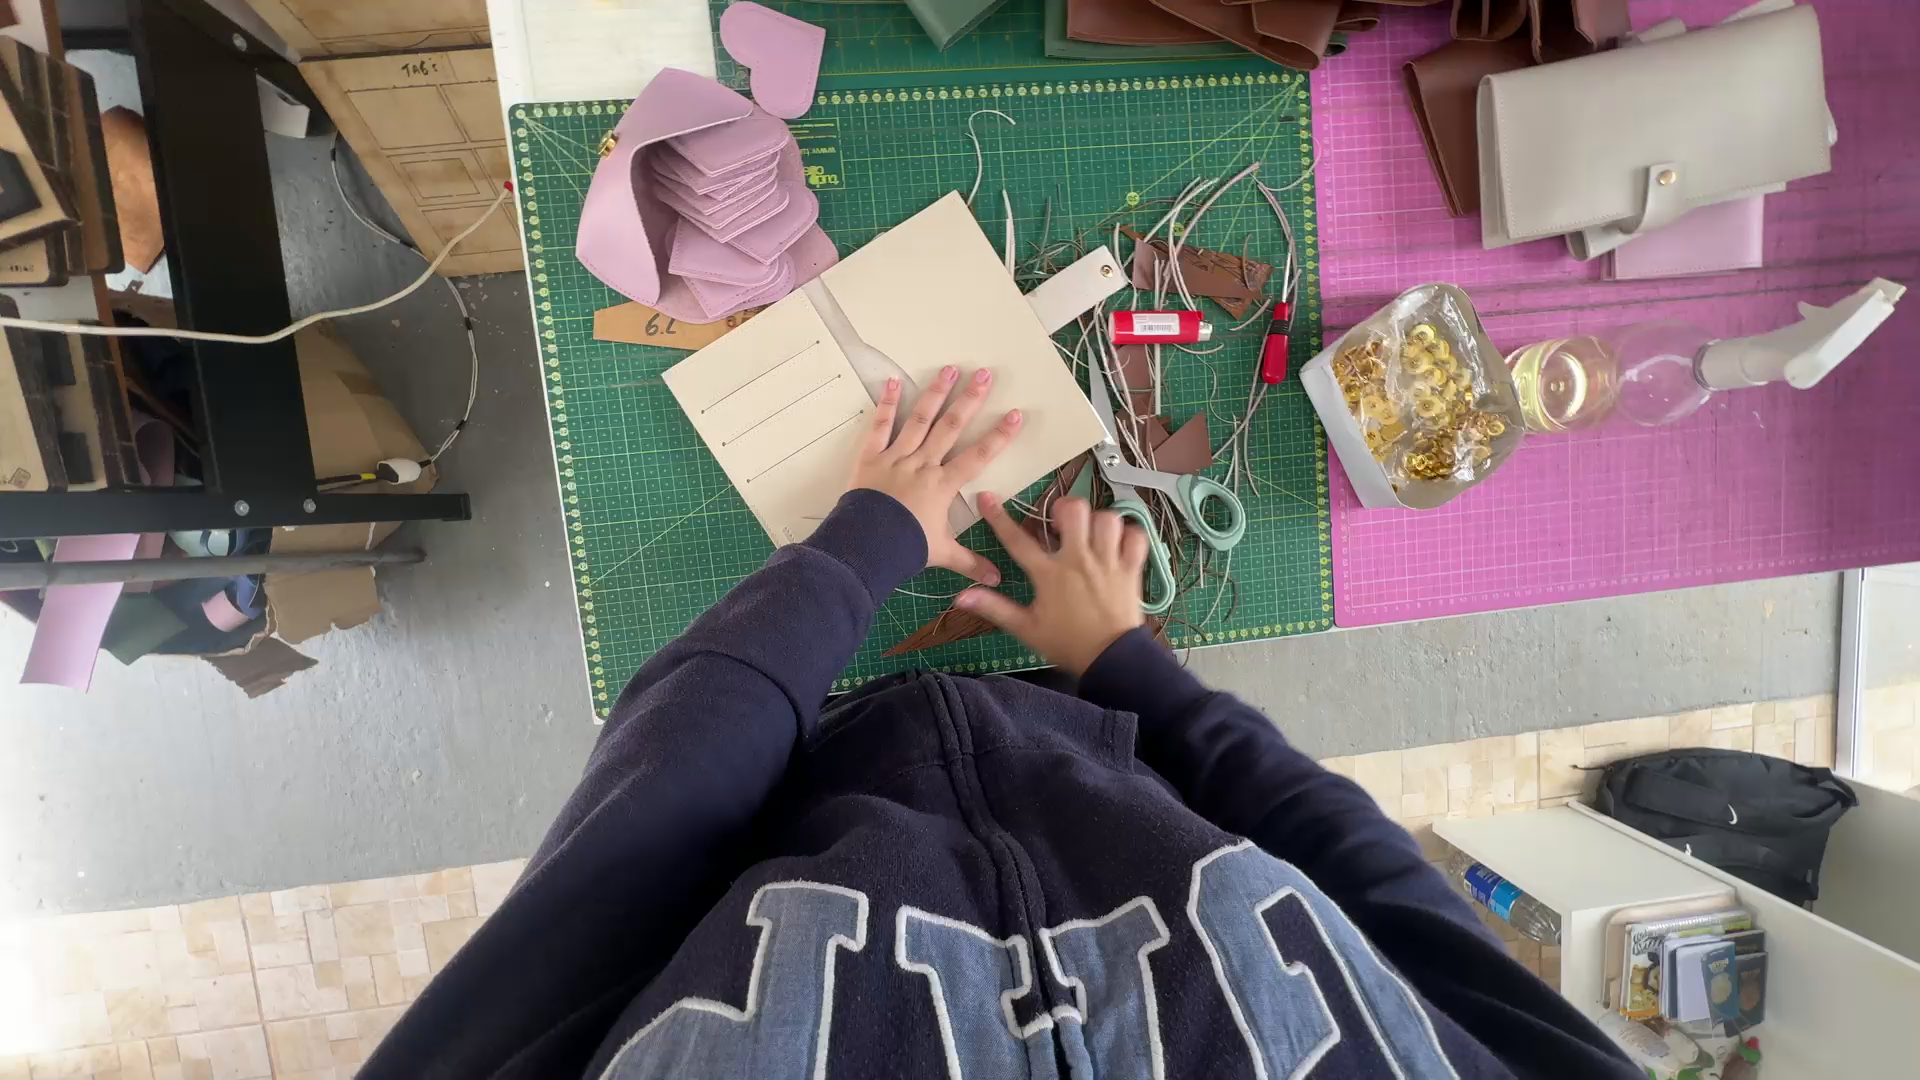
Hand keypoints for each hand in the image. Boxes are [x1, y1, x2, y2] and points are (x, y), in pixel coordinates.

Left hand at [848, 366, 1022, 584]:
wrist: (867, 545)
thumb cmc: (905, 548)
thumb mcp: (942, 554)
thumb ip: (970, 562)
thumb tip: (996, 579)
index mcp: (943, 485)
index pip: (978, 457)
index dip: (999, 436)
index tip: (1016, 415)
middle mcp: (923, 464)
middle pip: (951, 427)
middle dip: (970, 400)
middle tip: (984, 374)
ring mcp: (896, 457)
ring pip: (920, 420)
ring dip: (935, 393)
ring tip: (949, 368)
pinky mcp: (871, 457)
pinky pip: (880, 427)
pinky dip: (886, 404)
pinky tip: (892, 382)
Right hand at [955, 493, 1148, 674]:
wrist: (1112, 660)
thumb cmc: (1066, 644)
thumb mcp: (1027, 629)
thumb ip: (995, 608)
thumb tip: (960, 596)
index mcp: (1050, 574)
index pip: (1018, 540)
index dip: (1000, 517)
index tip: (988, 497)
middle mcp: (1079, 560)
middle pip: (1074, 511)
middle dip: (1065, 508)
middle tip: (1060, 523)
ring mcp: (1108, 562)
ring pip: (1107, 518)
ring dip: (1097, 520)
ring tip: (1090, 533)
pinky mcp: (1132, 569)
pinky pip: (1136, 536)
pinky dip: (1129, 534)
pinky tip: (1118, 543)